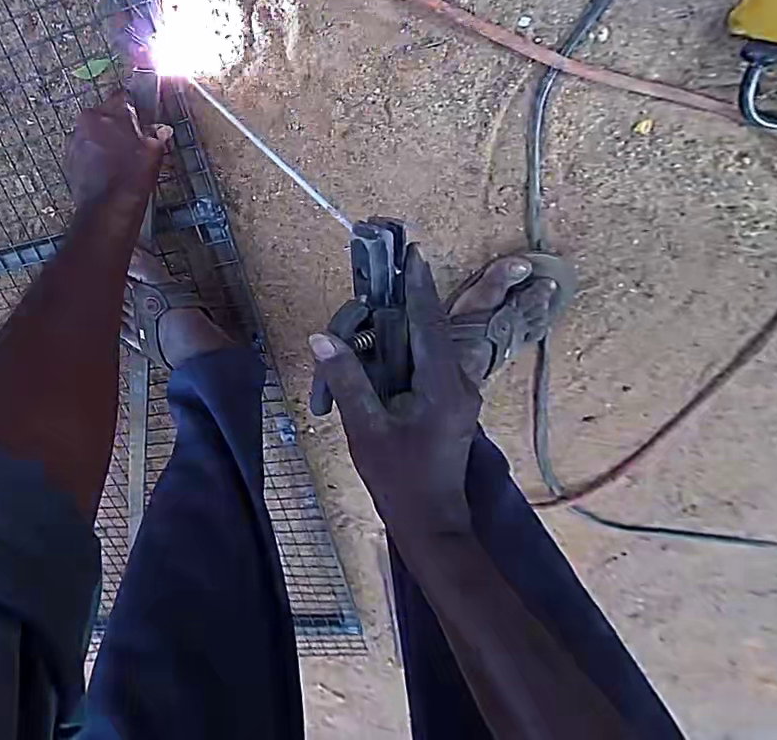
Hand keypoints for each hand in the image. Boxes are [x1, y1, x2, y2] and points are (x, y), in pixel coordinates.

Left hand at [65, 91, 171, 212]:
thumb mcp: (153, 152)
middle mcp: (87, 120)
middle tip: (131, 141)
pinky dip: (92, 155)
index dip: (134, 108)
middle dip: (116, 125)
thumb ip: (155, 135)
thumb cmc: (132, 176)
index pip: (123, 97)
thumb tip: (159, 130)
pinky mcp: (68, 158)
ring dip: (103, 140)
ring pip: (92, 132)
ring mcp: (74, 140)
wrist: (108, 207)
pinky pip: (83, 149)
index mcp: (109, 112)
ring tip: (118, 158)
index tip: (140, 118)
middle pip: (104, 115)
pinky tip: (105, 168)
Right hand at [309, 245, 478, 536]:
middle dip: (366, 334)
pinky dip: (380, 364)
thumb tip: (322, 336)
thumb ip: (345, 377)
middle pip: (409, 333)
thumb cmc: (398, 476)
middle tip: (330, 349)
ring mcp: (451, 391)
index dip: (417, 286)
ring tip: (331, 394)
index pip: (428, 322)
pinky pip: (409, 365)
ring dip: (367, 356)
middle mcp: (454, 381)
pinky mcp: (442, 400)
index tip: (413, 255)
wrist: (428, 521)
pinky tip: (354, 378)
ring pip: (406, 349)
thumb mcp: (364, 426)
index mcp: (442, 385)